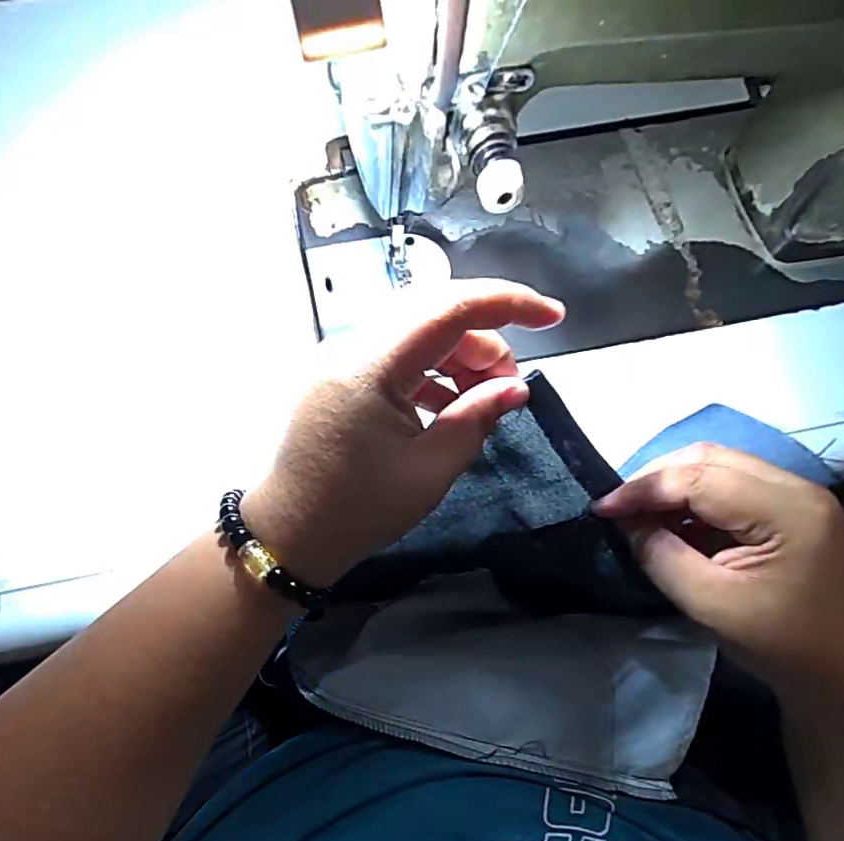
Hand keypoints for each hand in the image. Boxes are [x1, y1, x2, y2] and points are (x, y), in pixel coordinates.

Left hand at [239, 279, 564, 586]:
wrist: (290, 534)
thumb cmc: (358, 510)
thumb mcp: (429, 471)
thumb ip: (477, 419)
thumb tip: (516, 388)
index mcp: (372, 366)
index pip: (451, 306)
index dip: (509, 303)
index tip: (552, 316)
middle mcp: (352, 347)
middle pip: (436, 314)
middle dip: (486, 341)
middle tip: (509, 389)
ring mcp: (342, 360)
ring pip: (419, 333)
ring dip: (460, 359)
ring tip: (480, 405)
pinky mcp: (341, 377)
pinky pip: (398, 357)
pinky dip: (432, 373)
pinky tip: (447, 408)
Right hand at [591, 443, 843, 688]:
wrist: (838, 672)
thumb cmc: (779, 644)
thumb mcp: (709, 604)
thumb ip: (661, 556)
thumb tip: (626, 522)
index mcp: (787, 510)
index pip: (701, 478)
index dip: (645, 489)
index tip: (602, 509)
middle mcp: (797, 487)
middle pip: (710, 458)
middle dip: (656, 478)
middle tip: (617, 507)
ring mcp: (796, 494)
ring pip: (718, 465)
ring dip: (672, 485)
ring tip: (638, 514)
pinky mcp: (788, 507)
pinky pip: (730, 485)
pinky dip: (693, 498)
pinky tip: (671, 522)